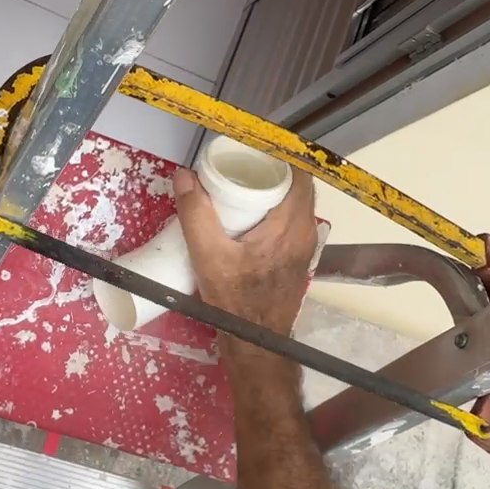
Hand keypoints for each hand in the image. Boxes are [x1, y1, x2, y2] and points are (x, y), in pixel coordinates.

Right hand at [174, 165, 315, 338]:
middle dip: (270, 169)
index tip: (250, 146)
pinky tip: (247, 213)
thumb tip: (184, 176)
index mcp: (292, 224)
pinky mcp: (295, 257)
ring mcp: (303, 246)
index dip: (278, 153)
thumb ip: (196, 214)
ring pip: (294, 202)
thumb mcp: (208, 256)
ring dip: (272, 189)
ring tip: (240, 182)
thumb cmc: (235, 301)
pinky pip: (289, 219)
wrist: (255, 342)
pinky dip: (272, 208)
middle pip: (296, 184)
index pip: (299, 172)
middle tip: (239, 162)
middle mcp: (305, 231)